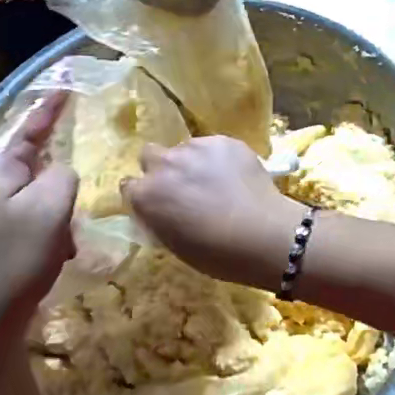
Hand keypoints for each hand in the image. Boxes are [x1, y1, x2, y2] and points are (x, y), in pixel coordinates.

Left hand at [0, 93, 78, 383]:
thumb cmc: (14, 260)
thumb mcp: (49, 209)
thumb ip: (63, 177)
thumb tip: (62, 173)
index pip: (28, 130)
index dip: (49, 110)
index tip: (65, 90)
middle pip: (36, 170)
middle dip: (62, 189)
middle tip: (73, 211)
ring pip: (39, 203)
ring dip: (59, 221)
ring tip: (65, 247)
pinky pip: (33, 229)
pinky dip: (50, 240)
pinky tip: (55, 262)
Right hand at [122, 136, 305, 287]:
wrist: (265, 236)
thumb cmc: (217, 254)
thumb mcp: (174, 244)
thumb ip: (159, 218)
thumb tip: (160, 209)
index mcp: (146, 194)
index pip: (128, 185)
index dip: (142, 194)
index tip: (157, 204)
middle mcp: (163, 164)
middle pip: (149, 155)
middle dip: (160, 168)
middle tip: (181, 187)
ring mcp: (194, 147)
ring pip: (183, 149)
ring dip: (191, 163)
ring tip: (215, 183)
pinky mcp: (222, 140)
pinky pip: (211, 146)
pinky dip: (217, 159)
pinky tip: (235, 177)